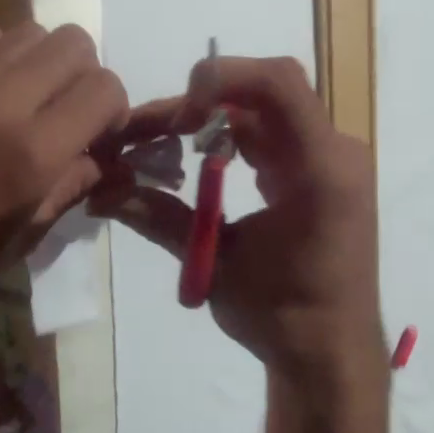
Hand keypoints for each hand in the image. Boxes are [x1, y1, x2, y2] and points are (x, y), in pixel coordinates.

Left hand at [0, 10, 127, 336]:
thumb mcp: (25, 238)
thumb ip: (69, 186)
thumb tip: (101, 157)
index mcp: (34, 154)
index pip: (104, 88)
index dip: (112, 111)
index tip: (97, 138)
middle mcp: (4, 105)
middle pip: (73, 44)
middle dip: (82, 79)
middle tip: (66, 119)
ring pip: (28, 31)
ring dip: (41, 62)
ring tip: (27, 103)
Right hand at [91, 57, 381, 388]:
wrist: (328, 352)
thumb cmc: (278, 314)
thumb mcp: (215, 264)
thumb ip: (162, 220)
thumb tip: (100, 193)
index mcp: (319, 169)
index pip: (276, 85)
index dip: (218, 81)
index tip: (170, 118)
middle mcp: (333, 152)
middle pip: (263, 97)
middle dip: (198, 106)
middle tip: (143, 135)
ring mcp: (330, 164)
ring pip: (265, 118)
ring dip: (211, 126)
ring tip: (160, 149)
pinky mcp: (319, 180)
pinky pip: (274, 142)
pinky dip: (231, 145)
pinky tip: (197, 166)